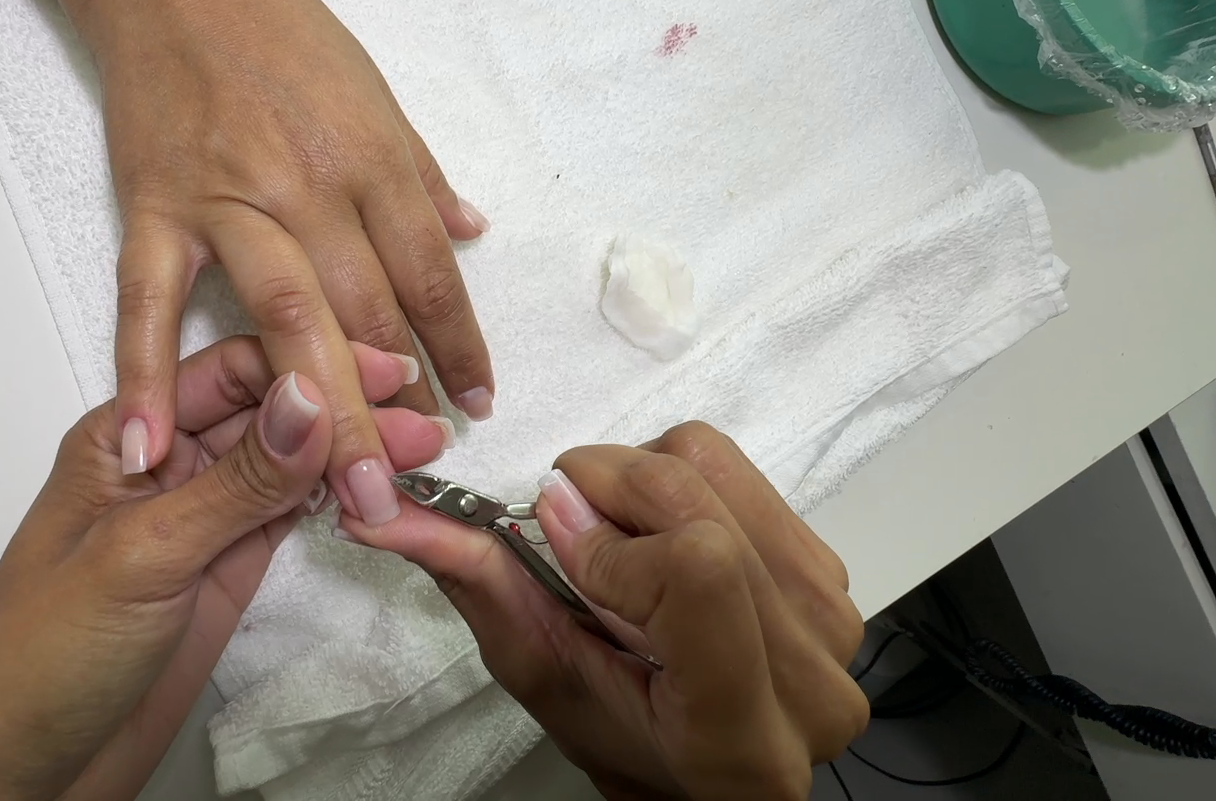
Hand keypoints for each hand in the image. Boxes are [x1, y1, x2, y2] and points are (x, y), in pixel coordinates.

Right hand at [0, 0, 493, 529]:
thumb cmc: (286, 33)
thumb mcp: (376, 92)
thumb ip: (422, 175)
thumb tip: (472, 233)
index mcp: (372, 157)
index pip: (430, 272)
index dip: (460, 343)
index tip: (479, 402)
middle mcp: (310, 186)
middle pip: (366, 312)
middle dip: (395, 401)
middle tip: (412, 486)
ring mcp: (226, 201)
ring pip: (283, 317)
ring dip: (316, 410)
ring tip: (340, 492)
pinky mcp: (152, 207)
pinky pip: (147, 301)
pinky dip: (146, 375)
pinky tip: (153, 448)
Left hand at [0, 337, 449, 800]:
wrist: (24, 776)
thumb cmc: (48, 655)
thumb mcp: (145, 553)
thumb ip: (238, 479)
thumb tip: (315, 394)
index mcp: (132, 428)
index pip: (235, 370)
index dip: (309, 365)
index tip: (385, 373)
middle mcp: (174, 455)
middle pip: (272, 412)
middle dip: (345, 410)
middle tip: (422, 418)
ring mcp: (208, 509)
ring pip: (291, 460)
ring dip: (350, 453)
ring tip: (422, 450)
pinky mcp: (232, 557)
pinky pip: (293, 508)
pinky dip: (337, 495)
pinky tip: (379, 485)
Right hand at [357, 423, 868, 799]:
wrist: (706, 751)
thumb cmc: (617, 732)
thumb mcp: (535, 671)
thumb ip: (475, 583)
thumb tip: (384, 509)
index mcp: (737, 733)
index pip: (694, 571)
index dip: (605, 539)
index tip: (557, 539)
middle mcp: (808, 675)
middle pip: (694, 504)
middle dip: (604, 487)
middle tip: (572, 522)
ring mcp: (831, 616)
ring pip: (708, 463)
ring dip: (638, 478)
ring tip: (623, 533)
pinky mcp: (830, 567)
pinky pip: (734, 463)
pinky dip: (678, 474)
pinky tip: (664, 529)